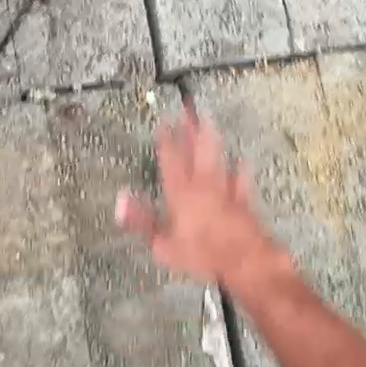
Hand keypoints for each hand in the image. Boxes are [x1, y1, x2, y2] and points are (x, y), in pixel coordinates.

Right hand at [117, 101, 291, 291]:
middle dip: (192, 127)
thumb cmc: (202, 253)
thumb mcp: (163, 243)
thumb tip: (121, 201)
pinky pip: (241, 180)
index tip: (164, 121)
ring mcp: (225, 191)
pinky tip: (242, 159)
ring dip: (213, 138)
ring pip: (217, 157)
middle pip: (197, 149)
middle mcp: (203, 186)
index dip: (167, 139)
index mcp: (181, 193)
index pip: (172, 159)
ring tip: (210, 120)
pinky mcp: (243, 201)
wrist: (244, 259)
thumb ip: (142, 220)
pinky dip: (240, 168)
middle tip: (191, 107)